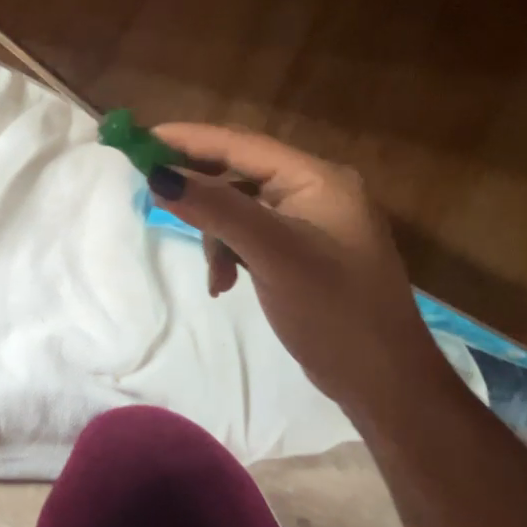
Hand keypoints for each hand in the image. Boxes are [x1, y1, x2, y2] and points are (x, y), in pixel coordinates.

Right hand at [149, 124, 457, 421]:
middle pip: (237, 169)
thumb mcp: (272, 255)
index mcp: (317, 178)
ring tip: (215, 273)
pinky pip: (250, 231)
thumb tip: (156, 174)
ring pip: (239, 204)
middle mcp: (315, 189)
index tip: (138, 140)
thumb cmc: (336, 312)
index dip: (187, 139)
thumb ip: (215, 208)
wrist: (388, 388)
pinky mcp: (303, 250)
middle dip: (197, 186)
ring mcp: (311, 221)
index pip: (240, 143)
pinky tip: (225, 282)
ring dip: (215, 231)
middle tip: (152, 191)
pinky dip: (230, 250)